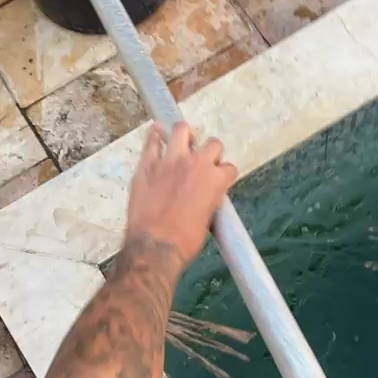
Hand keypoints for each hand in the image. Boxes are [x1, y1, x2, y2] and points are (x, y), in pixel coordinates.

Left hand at [126, 122, 236, 266]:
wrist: (156, 247)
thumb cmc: (186, 242)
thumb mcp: (207, 222)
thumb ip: (209, 200)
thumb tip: (205, 196)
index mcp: (216, 181)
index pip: (229, 168)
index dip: (224, 174)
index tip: (219, 180)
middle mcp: (197, 163)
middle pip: (213, 143)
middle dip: (211, 153)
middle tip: (202, 163)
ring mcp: (171, 160)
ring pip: (182, 129)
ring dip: (185, 135)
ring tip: (182, 144)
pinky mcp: (148, 163)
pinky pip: (152, 140)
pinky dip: (155, 136)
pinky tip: (157, 135)